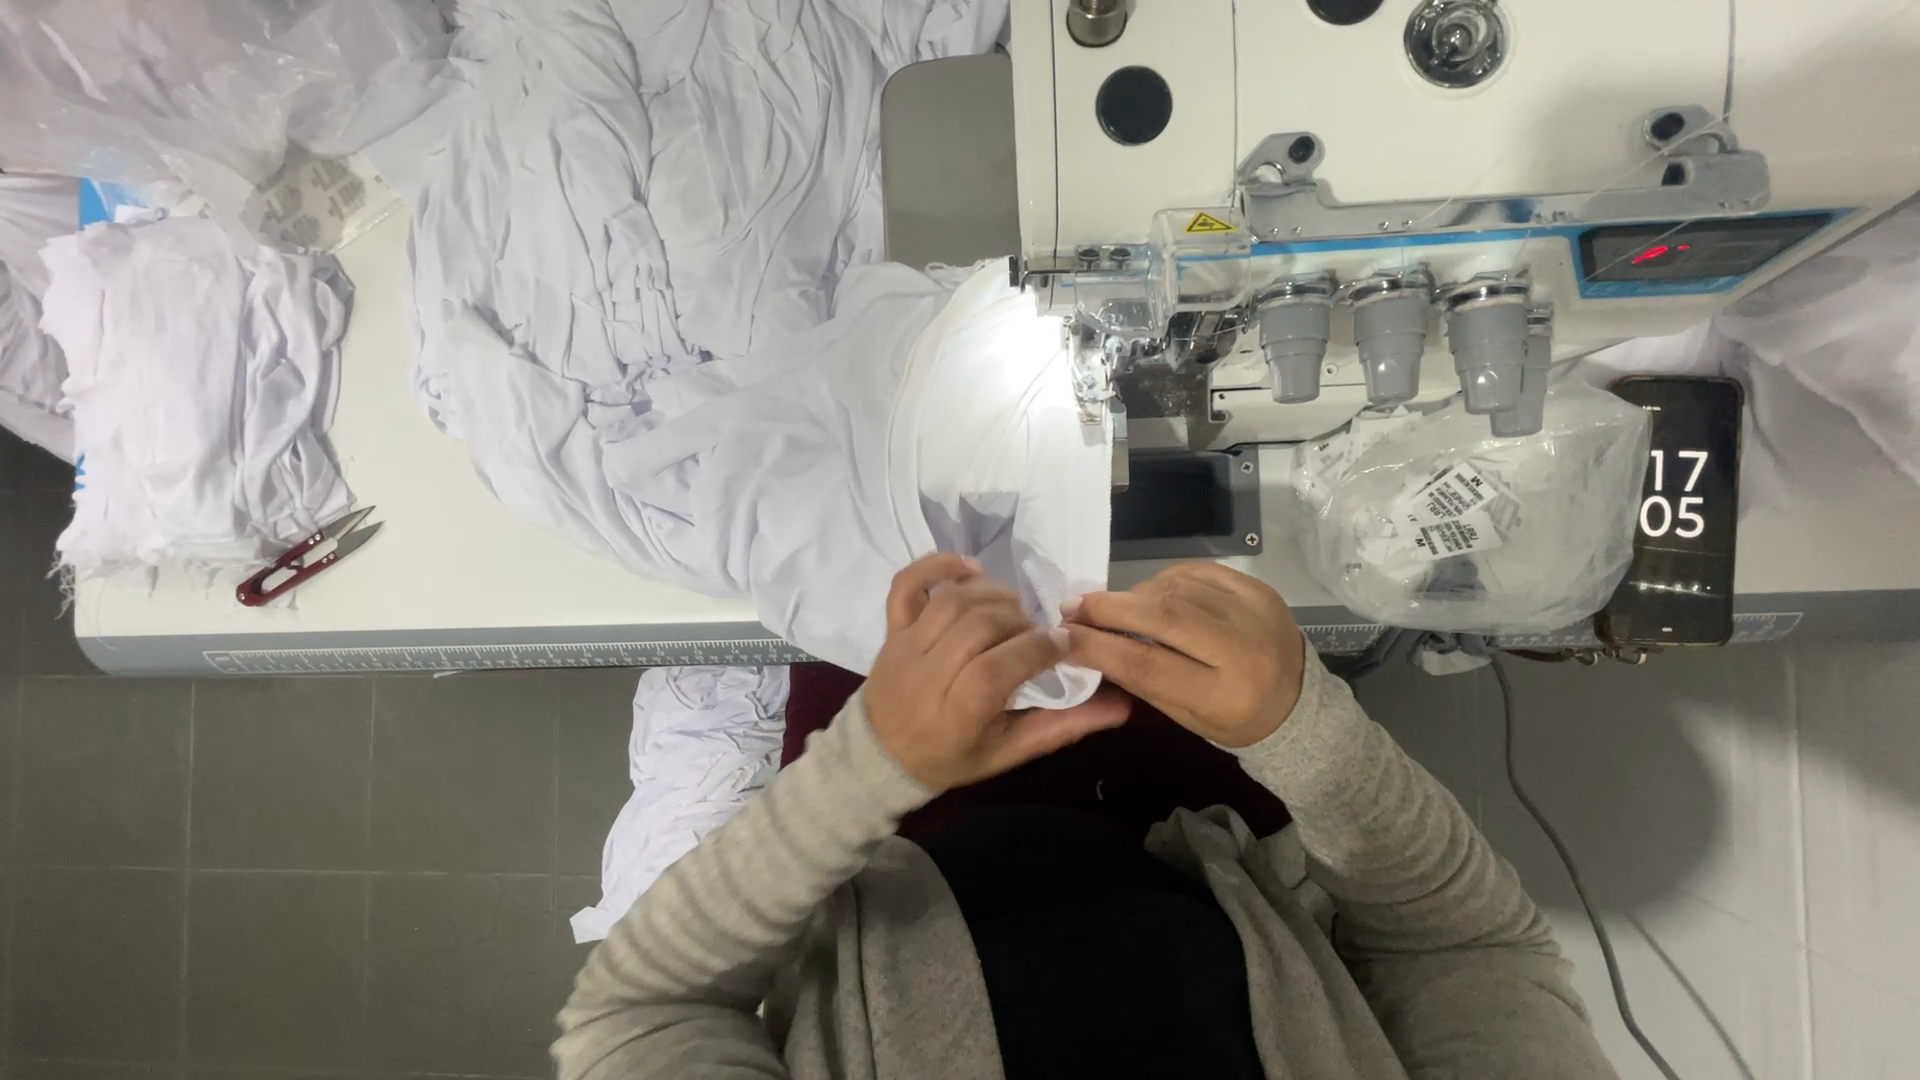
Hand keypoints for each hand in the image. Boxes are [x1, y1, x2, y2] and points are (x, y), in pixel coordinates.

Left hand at [864, 554, 1131, 791]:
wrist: (880, 755)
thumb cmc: (949, 756)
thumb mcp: (1007, 753)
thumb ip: (1061, 726)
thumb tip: (1121, 706)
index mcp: (955, 714)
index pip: (998, 668)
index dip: (1038, 649)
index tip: (1065, 643)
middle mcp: (927, 675)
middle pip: (978, 627)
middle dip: (1020, 622)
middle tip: (1038, 633)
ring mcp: (905, 646)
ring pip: (952, 603)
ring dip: (993, 597)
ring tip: (1015, 611)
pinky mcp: (891, 628)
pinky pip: (906, 584)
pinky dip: (937, 565)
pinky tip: (971, 568)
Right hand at [1063, 563, 1304, 747]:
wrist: (1298, 703)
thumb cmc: (1232, 718)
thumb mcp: (1183, 715)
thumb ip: (1137, 677)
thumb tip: (1085, 642)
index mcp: (1224, 695)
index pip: (1147, 664)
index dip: (1098, 646)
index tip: (1063, 636)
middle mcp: (1243, 648)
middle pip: (1161, 615)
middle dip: (1109, 607)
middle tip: (1073, 607)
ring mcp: (1253, 611)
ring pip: (1174, 589)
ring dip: (1134, 595)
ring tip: (1112, 605)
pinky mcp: (1257, 588)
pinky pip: (1195, 572)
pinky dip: (1164, 581)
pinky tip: (1152, 593)